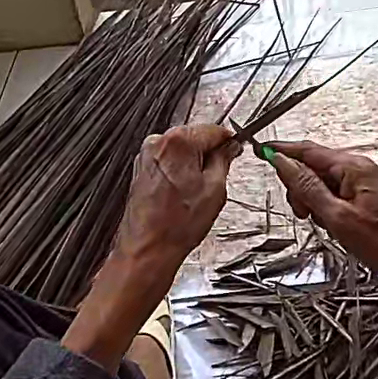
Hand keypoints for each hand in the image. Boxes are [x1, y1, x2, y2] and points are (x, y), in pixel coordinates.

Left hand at [64, 124, 234, 368]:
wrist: (147, 248)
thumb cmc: (175, 225)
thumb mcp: (215, 189)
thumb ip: (224, 160)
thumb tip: (229, 148)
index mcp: (178, 142)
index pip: (213, 129)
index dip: (229, 141)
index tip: (236, 150)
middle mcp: (158, 143)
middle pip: (195, 136)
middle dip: (209, 153)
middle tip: (219, 178)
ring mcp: (146, 155)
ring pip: (182, 150)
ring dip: (194, 164)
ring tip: (199, 192)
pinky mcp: (142, 169)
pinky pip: (169, 161)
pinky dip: (179, 172)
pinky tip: (184, 194)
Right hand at [263, 140, 377, 316]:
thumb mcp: (338, 218)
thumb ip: (307, 187)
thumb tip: (282, 162)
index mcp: (354, 167)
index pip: (308, 150)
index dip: (281, 151)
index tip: (260, 152)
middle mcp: (360, 169)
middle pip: (313, 166)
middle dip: (300, 188)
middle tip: (303, 213)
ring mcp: (364, 184)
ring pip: (322, 183)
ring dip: (313, 202)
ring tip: (324, 224)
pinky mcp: (366, 199)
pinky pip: (335, 196)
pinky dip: (327, 209)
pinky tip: (334, 227)